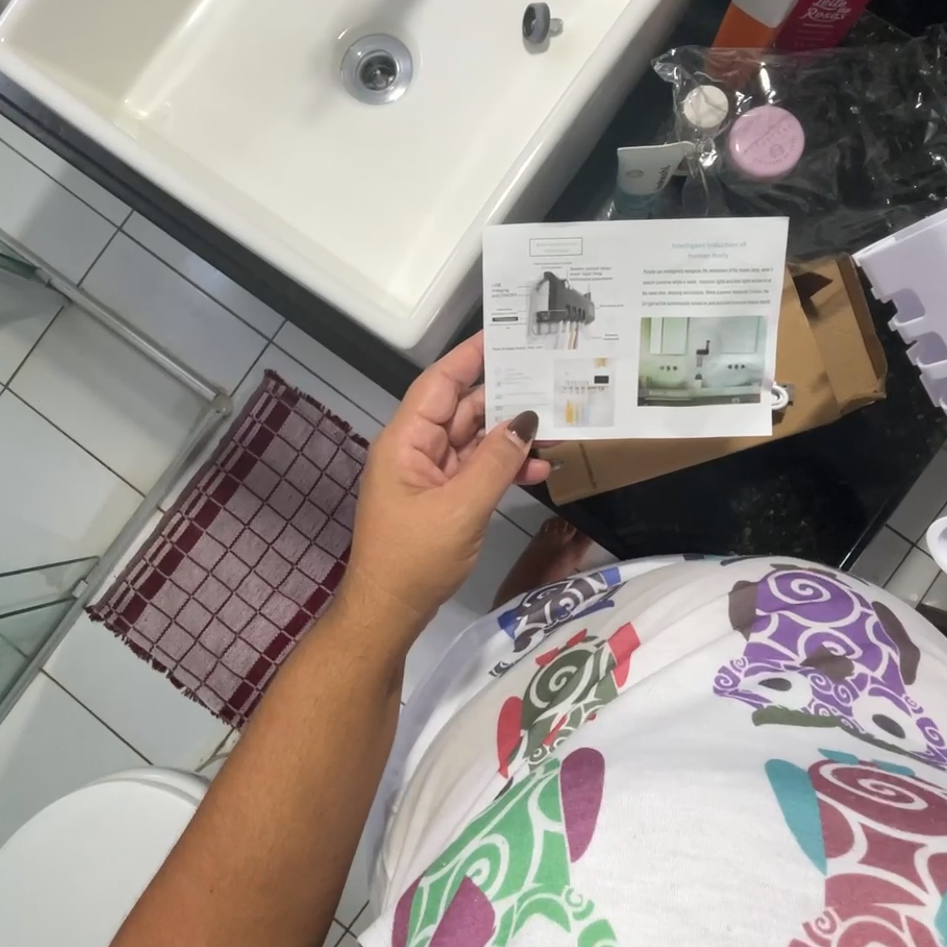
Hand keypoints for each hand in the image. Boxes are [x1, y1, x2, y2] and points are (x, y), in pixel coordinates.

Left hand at [341, 333, 548, 626]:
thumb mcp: (460, 508)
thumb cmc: (415, 558)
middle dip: (505, 398)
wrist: (390, 612)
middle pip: (463, 409)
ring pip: (475, 440)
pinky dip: (504, 468)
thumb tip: (525, 421)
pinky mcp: (444, 496)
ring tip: (556, 430)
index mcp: (406, 440)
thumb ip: (495, 462)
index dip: (470, 356)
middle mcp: (417, 449)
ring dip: (511, 438)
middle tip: (552, 381)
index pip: (440, 383)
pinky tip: (537, 470)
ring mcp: (430, 474)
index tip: (505, 334)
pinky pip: (477, 469)